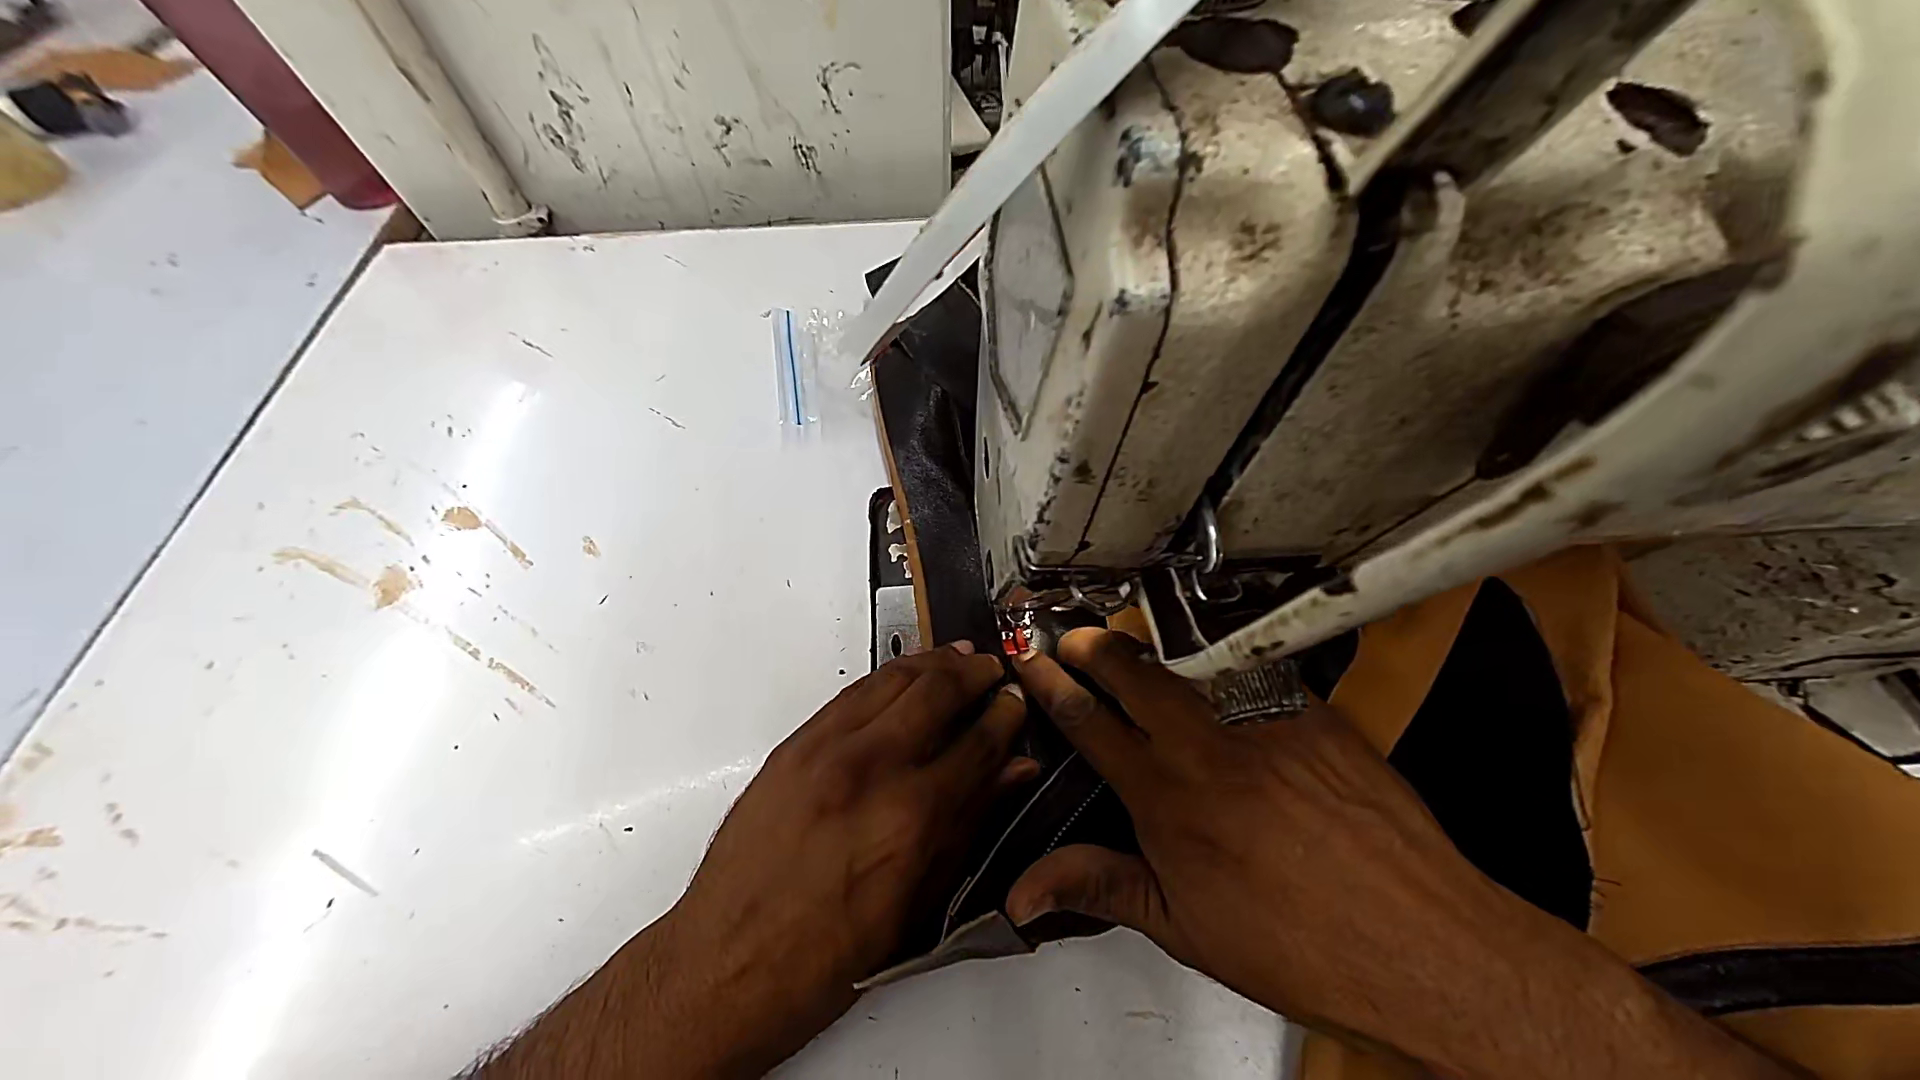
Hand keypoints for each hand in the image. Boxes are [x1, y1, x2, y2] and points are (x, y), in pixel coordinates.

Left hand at [478, 643, 1033, 1079]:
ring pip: (893, 679)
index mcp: (911, 818)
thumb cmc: (824, 958)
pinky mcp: (792, 746)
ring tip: (959, 655)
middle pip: (937, 692)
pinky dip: (886, 674)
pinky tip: (906, 672)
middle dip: (976, 672)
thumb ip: (968, 823)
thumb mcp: (918, 903)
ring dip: (933, 661)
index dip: (1006, 716)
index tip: (1018, 701)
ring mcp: (825, 750)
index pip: (978, 743)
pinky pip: (850, 692)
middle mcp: (870, 770)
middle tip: (995, 667)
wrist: (725, 965)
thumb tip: (1012, 771)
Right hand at [1005, 629, 1793, 1078]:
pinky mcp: (1312, 713)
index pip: (1088, 721)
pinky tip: (1215, 679)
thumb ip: (1095, 886)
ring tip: (1131, 651)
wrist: (1422, 947)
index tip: (1028, 657)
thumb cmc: (1296, 946)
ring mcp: (1262, 722)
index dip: (1050, 682)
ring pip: (1187, 662)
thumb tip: (1021, 891)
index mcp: (1166, 797)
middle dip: (1091, 645)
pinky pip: (1253, 673)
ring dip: (1150, 652)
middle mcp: (1206, 748)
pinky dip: (1221, 668)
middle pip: (1130, 671)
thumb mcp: (1180, 926)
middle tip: (1072, 637)